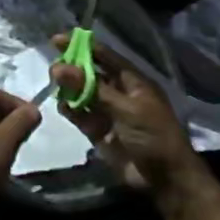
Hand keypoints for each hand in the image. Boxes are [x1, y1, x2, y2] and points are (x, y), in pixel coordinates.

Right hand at [51, 34, 199, 195]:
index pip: (104, 56)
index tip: (56, 40)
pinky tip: (63, 107)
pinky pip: (79, 114)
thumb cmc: (153, 135)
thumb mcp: (124, 108)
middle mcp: (117, 93)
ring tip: (56, 88)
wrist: (165, 179)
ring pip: (81, 93)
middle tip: (54, 69)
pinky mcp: (97, 130)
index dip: (82, 46)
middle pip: (89, 73)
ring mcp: (107, 112)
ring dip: (68, 89)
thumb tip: (58, 67)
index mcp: (132, 81)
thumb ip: (90, 88)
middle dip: (71, 68)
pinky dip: (69, 109)